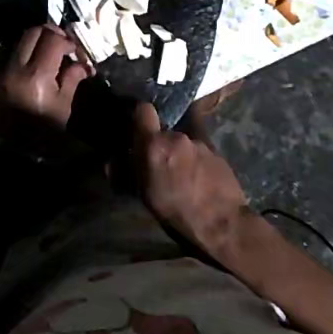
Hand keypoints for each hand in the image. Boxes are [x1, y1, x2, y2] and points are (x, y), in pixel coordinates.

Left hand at [0, 24, 91, 136]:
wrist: (12, 151)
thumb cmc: (43, 133)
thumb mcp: (63, 106)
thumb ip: (72, 78)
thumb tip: (84, 64)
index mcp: (37, 76)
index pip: (53, 41)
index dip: (68, 41)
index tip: (77, 51)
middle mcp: (18, 67)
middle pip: (34, 32)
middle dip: (52, 33)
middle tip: (66, 43)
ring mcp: (6, 70)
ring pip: (23, 40)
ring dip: (40, 39)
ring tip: (55, 52)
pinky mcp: (1, 75)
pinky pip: (17, 52)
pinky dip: (31, 50)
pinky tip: (42, 62)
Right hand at [131, 101, 251, 257]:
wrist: (222, 224)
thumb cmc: (177, 213)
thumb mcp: (145, 197)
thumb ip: (125, 174)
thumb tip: (110, 162)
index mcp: (154, 145)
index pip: (143, 110)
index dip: (140, 116)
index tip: (138, 128)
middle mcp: (177, 136)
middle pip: (164, 128)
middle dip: (161, 141)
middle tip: (161, 161)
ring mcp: (199, 142)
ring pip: (182, 139)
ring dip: (180, 151)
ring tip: (183, 173)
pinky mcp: (216, 150)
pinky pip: (198, 148)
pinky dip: (195, 158)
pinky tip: (199, 176)